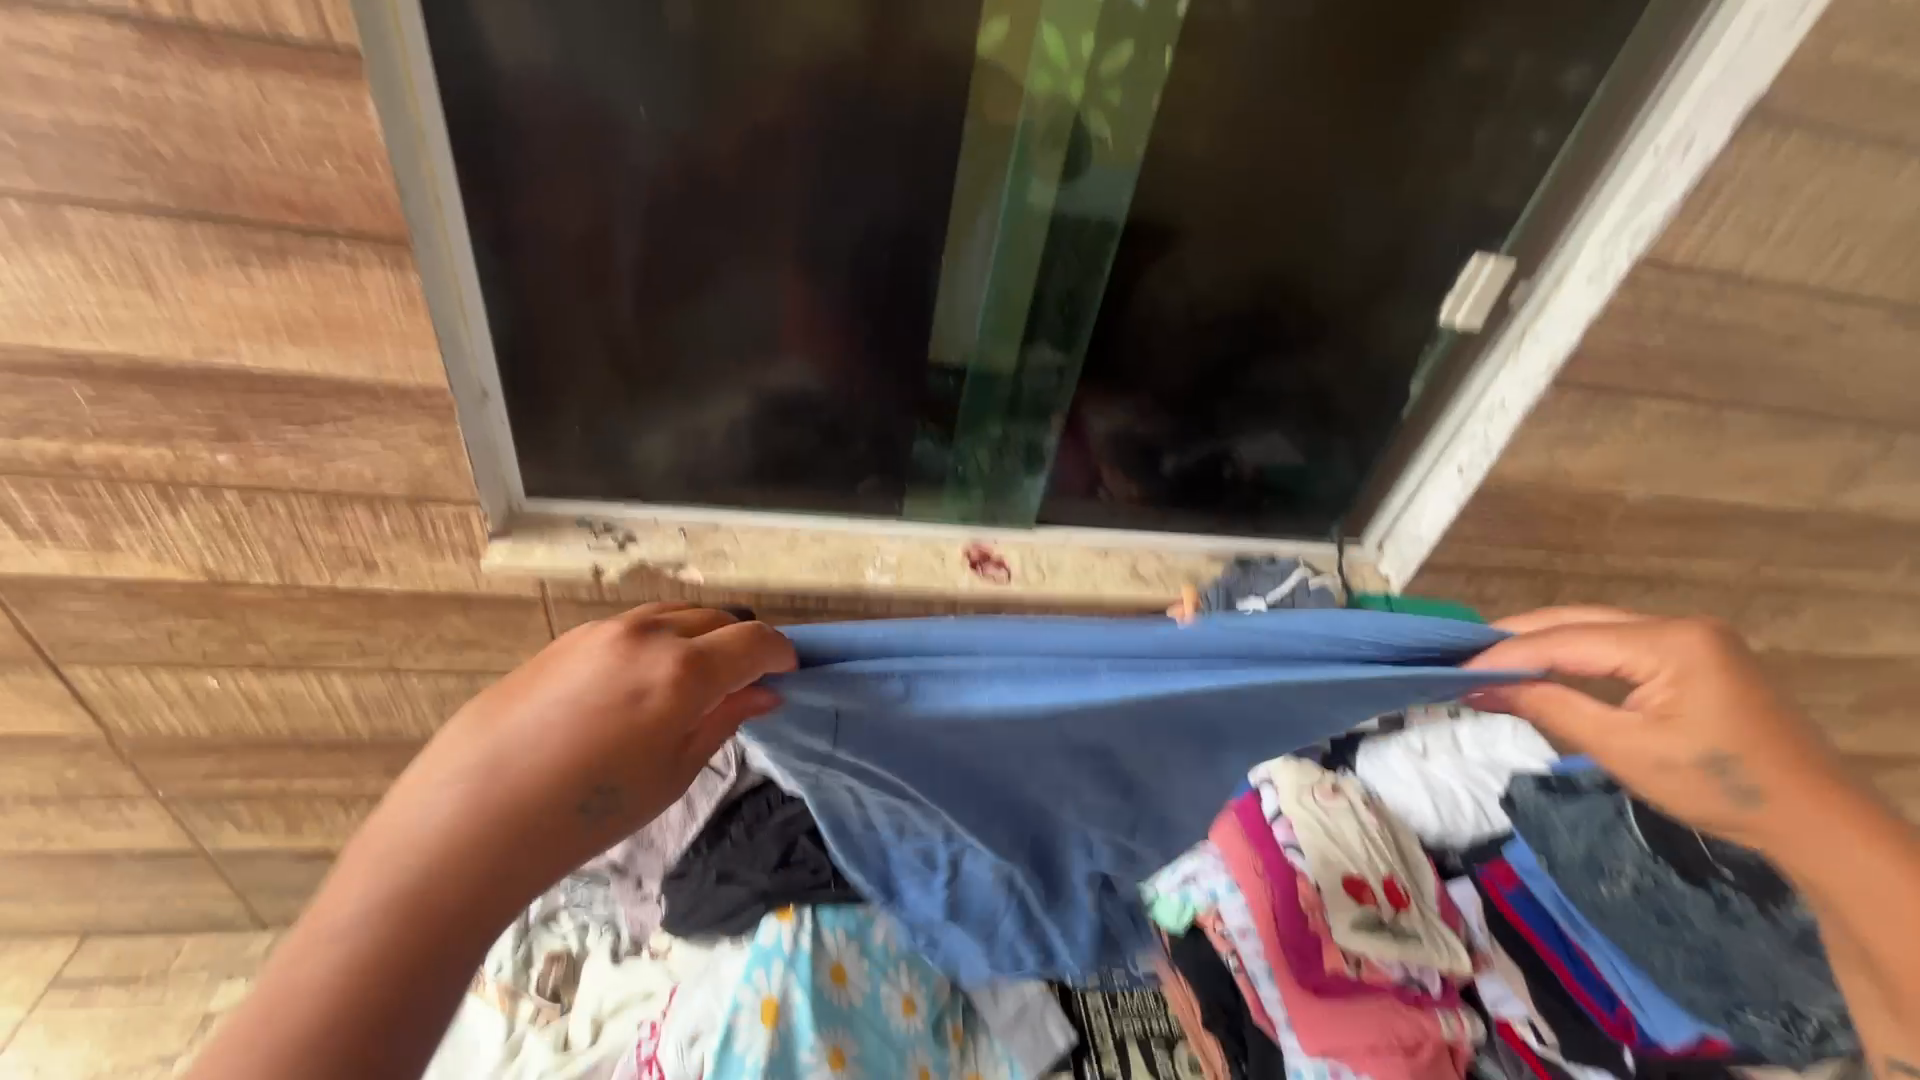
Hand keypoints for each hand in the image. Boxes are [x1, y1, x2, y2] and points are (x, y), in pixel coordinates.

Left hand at [359, 602, 796, 909]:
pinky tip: (639, 686)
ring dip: (700, 637)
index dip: (782, 654)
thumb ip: (725, 721)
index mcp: (684, 671)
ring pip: (675, 616)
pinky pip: (635, 626)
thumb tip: (764, 694)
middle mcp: (648, 635)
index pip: (756, 640)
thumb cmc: (587, 811)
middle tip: (742, 686)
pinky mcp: (568, 638)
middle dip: (742, 645)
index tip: (788, 675)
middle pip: (719, 618)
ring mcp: (603, 631)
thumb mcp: (673, 773)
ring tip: (693, 683)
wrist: (471, 816)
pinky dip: (659, 641)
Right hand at [1463, 606, 1853, 853]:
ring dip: (1540, 643)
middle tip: (1460, 657)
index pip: (1564, 639)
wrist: (1817, 821)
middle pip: (1575, 620)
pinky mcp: (1693, 655)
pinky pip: (1615, 642)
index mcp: (1670, 642)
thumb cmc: (1718, 787)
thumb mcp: (1623, 749)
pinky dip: (1571, 653)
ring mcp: (1690, 637)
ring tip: (1489, 661)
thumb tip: (1477, 688)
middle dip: (1515, 638)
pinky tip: (1541, 665)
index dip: (1503, 654)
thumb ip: (1548, 707)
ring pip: (1592, 627)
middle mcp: (1679, 625)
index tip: (1454, 671)